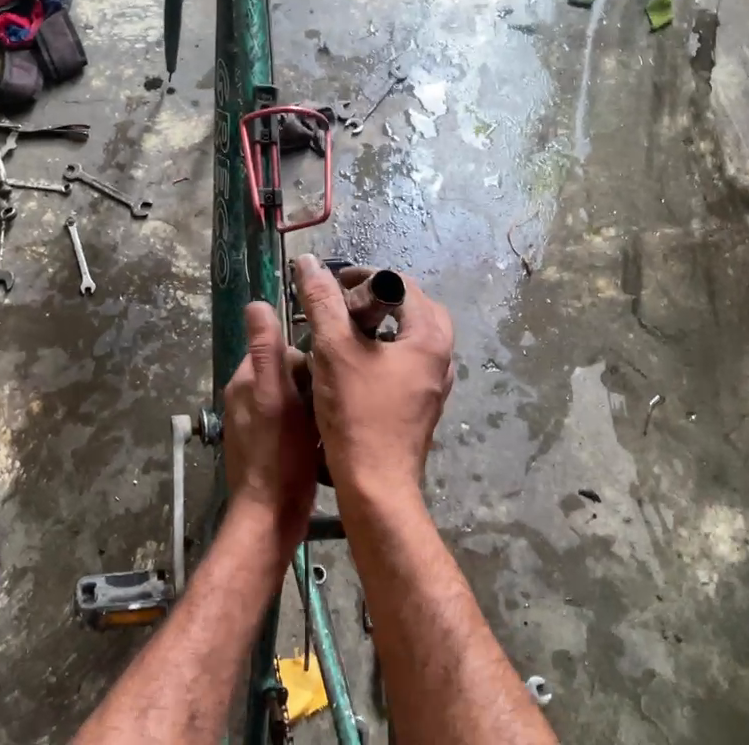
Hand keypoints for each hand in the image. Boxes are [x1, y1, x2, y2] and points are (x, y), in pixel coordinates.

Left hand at [223, 301, 320, 547]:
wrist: (271, 517)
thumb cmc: (279, 455)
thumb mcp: (276, 397)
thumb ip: (266, 351)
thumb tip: (256, 302)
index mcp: (245, 380)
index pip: (284, 351)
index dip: (310, 362)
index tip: (329, 380)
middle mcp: (246, 398)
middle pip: (290, 375)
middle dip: (314, 386)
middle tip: (334, 406)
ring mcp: (255, 425)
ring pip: (295, 401)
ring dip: (314, 409)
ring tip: (332, 425)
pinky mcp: (267, 447)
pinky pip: (293, 425)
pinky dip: (309, 429)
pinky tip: (324, 443)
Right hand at [293, 255, 455, 499]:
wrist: (375, 485)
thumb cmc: (357, 414)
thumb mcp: (333, 350)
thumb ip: (321, 302)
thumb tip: (307, 263)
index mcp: (429, 337)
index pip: (400, 285)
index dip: (362, 276)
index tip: (330, 284)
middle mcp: (442, 357)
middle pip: (412, 307)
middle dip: (375, 298)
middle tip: (339, 303)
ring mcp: (435, 384)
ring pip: (409, 336)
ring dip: (378, 325)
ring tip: (342, 329)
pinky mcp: (423, 405)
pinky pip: (406, 362)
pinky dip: (382, 351)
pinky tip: (353, 363)